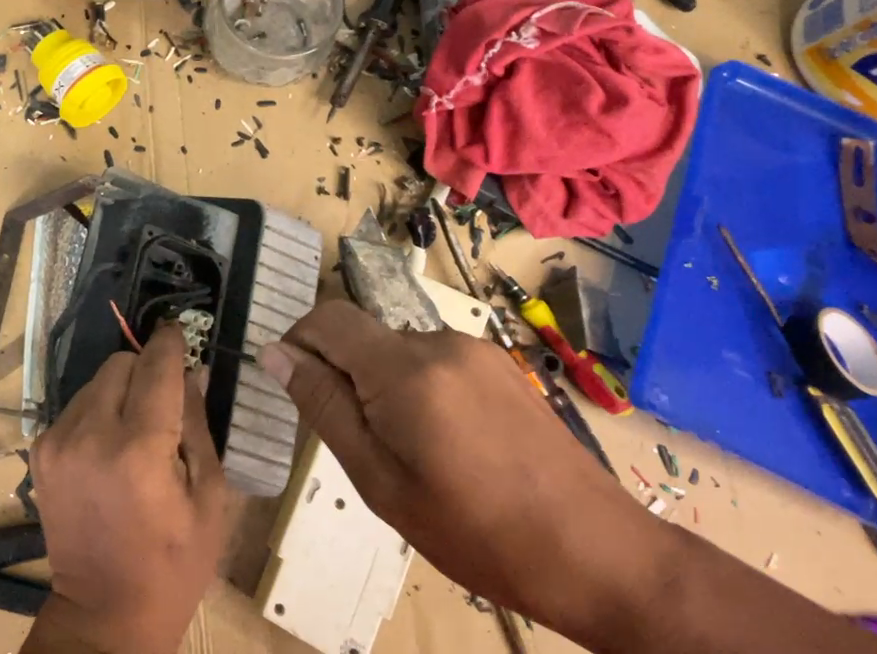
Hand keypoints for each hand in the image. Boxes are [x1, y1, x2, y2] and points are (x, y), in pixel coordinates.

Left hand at [24, 330, 230, 653]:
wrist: (105, 609)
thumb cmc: (172, 563)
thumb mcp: (208, 499)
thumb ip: (197, 425)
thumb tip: (191, 372)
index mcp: (139, 449)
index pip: (155, 368)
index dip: (170, 344)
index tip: (179, 330)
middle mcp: (90, 433)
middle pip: (119, 364)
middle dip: (144, 369)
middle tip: (164, 397)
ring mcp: (57, 440)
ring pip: (94, 382)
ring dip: (119, 391)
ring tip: (136, 429)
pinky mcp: (40, 451)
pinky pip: (74, 407)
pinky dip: (96, 413)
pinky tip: (109, 447)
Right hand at [256, 300, 657, 636]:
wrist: (601, 557)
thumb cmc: (477, 532)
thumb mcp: (380, 480)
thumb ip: (324, 407)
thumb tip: (275, 354)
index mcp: (404, 369)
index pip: (327, 319)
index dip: (299, 344)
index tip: (298, 390)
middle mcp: (440, 342)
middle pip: (362, 336)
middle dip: (345, 376)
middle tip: (363, 446)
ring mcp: (477, 352)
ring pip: (397, 351)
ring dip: (383, 386)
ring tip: (413, 454)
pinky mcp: (502, 368)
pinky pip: (435, 362)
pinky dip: (419, 390)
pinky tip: (449, 446)